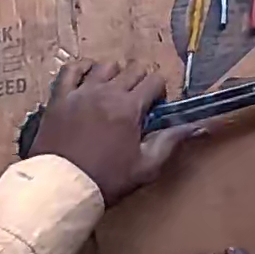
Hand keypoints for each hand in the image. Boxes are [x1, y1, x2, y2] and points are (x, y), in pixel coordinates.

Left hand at [29, 59, 193, 204]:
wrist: (62, 187)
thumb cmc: (107, 179)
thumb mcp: (146, 167)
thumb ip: (170, 142)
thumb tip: (194, 126)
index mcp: (130, 107)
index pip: (155, 81)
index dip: (159, 92)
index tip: (154, 108)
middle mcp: (107, 92)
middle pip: (133, 70)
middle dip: (140, 82)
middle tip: (136, 103)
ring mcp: (81, 91)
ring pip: (105, 66)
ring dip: (114, 75)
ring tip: (112, 93)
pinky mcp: (60, 96)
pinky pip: (72, 69)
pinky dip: (82, 69)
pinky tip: (88, 77)